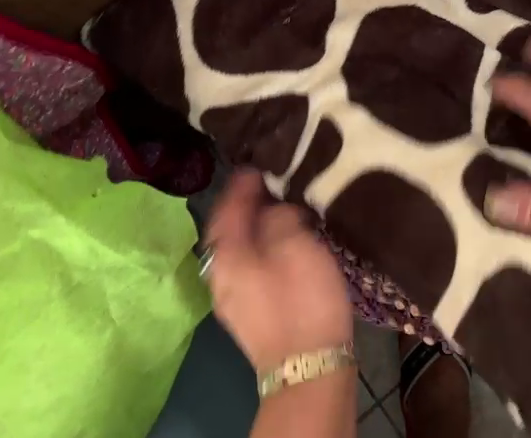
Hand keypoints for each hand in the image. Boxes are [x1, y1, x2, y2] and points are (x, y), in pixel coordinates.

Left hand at [204, 169, 354, 372]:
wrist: (309, 369)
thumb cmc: (301, 299)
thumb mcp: (294, 243)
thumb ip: (278, 215)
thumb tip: (274, 207)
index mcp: (225, 254)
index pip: (226, 206)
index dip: (242, 182)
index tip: (261, 162)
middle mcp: (220, 274)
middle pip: (230, 228)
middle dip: (248, 203)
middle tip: (274, 181)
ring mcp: (235, 297)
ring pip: (242, 247)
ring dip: (258, 225)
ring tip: (285, 207)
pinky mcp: (255, 312)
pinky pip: (254, 264)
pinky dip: (266, 245)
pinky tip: (288, 241)